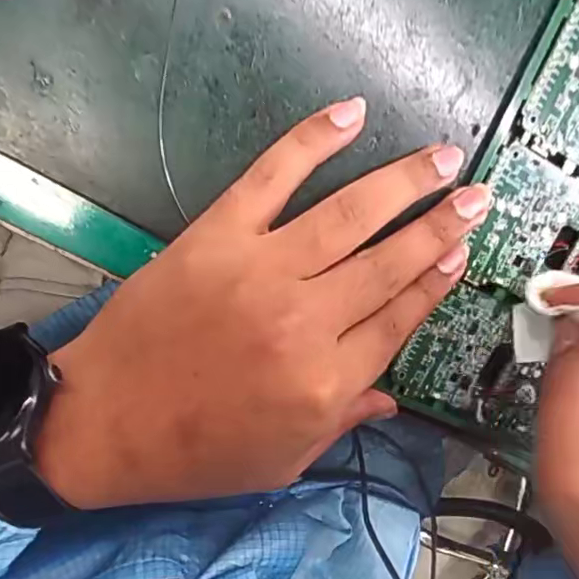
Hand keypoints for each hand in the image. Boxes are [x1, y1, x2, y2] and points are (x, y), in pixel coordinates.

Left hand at [35, 98, 488, 508]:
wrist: (104, 422)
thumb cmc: (191, 454)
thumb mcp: (278, 463)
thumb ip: (339, 425)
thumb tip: (388, 398)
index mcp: (326, 383)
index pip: (399, 319)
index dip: (434, 282)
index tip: (460, 252)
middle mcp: (305, 321)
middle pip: (388, 262)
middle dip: (439, 225)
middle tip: (473, 194)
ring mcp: (259, 272)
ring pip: (349, 215)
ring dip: (402, 181)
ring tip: (441, 157)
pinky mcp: (214, 238)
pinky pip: (271, 177)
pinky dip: (312, 141)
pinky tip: (350, 115)